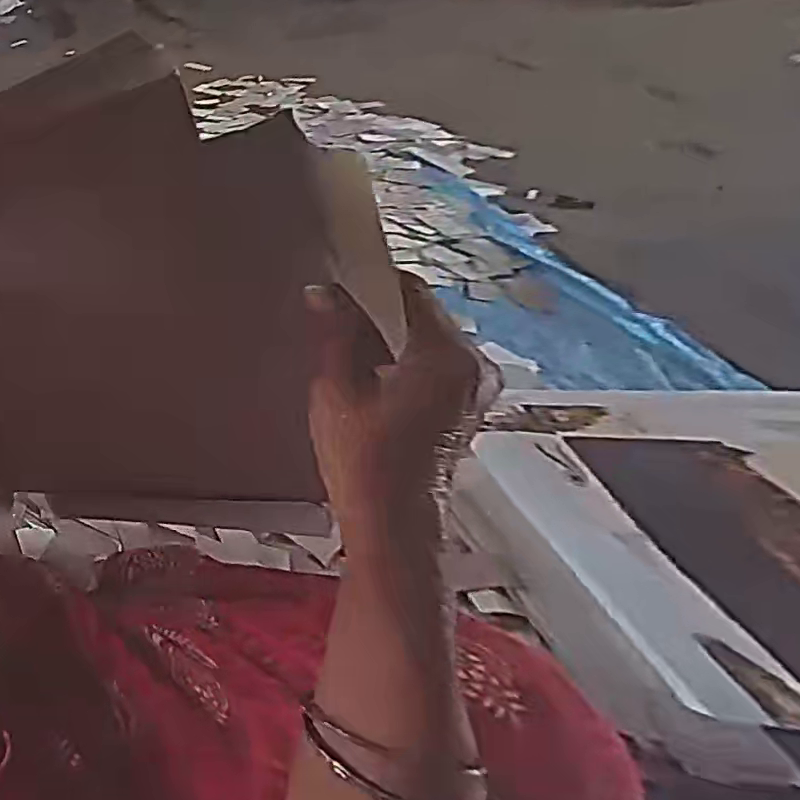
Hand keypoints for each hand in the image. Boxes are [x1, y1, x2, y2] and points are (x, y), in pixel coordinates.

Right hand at [306, 273, 485, 540]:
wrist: (392, 520)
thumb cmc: (362, 456)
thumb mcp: (336, 389)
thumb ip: (334, 334)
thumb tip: (323, 290)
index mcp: (445, 356)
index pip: (410, 292)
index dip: (371, 279)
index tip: (338, 280)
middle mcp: (474, 365)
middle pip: (422, 315)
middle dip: (378, 310)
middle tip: (334, 316)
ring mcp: (476, 387)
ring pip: (426, 339)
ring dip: (389, 335)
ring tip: (347, 346)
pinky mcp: (466, 406)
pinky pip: (433, 363)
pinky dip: (402, 358)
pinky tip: (370, 375)